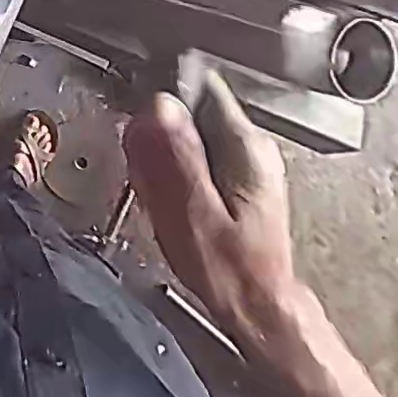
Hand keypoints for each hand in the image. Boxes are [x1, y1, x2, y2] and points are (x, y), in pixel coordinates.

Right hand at [124, 70, 299, 353]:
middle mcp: (248, 145)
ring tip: (156, 189)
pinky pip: (189, 152)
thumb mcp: (192, 213)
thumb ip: (174, 157)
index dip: (159, 96)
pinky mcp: (231, 175)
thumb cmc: (231, 272)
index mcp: (243, 146)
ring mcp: (242, 159)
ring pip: (184, 129)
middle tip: (146, 171)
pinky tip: (167, 196)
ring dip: (159, 151)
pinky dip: (169, 168)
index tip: (139, 123)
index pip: (196, 85)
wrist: (257, 311)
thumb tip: (158, 105)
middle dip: (154, 131)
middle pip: (187, 107)